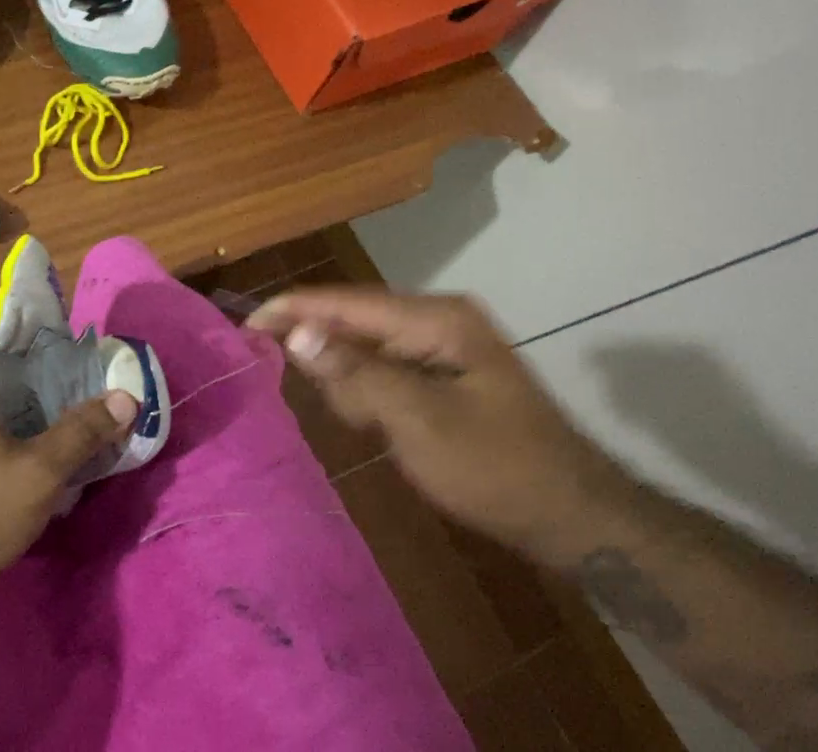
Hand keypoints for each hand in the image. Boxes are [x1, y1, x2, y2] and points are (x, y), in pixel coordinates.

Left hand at [0, 370, 137, 588]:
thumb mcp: (41, 470)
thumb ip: (83, 431)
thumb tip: (126, 397)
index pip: (24, 358)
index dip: (66, 367)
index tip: (100, 379)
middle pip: (18, 387)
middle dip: (58, 400)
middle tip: (102, 410)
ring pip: (9, 416)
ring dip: (43, 426)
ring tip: (86, 435)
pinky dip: (23, 443)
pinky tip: (52, 461)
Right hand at [249, 287, 634, 557]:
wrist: (574, 516)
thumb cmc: (496, 468)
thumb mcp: (418, 422)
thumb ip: (355, 373)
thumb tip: (296, 332)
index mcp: (437, 319)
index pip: (345, 302)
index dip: (292, 310)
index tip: (244, 326)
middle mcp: (438, 319)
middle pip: (351, 322)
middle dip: (331, 363)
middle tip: (346, 413)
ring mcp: (441, 345)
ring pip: (362, 349)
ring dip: (353, 386)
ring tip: (374, 429)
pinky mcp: (440, 372)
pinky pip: (382, 370)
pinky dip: (370, 395)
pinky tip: (383, 427)